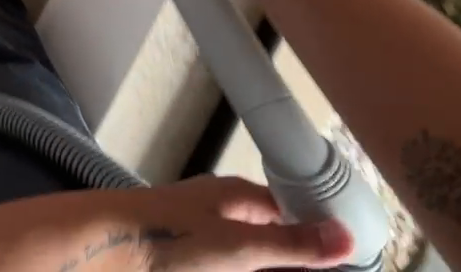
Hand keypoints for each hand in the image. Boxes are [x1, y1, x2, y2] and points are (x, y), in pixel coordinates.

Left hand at [66, 176, 353, 270]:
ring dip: (273, 262)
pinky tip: (248, 268)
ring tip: (296, 269)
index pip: (291, 209)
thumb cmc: (168, 238)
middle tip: (333, 268)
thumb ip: (292, 245)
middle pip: (273, 235)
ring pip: (251, 253)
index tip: (355, 258)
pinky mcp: (189, 256)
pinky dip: (245, 266)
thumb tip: (348, 236)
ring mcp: (202, 234)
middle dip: (298, 257)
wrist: (105, 247)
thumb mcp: (239, 247)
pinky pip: (227, 262)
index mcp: (234, 197)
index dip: (320, 232)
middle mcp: (220, 211)